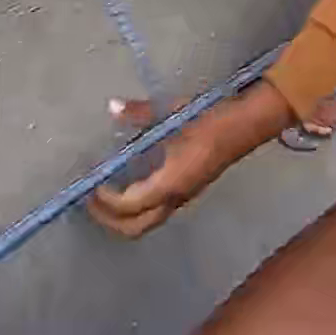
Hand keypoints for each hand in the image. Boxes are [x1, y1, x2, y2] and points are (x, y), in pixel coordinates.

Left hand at [88, 83, 297, 237]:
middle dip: (109, 219)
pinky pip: (156, 210)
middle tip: (89, 201)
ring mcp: (183, 197)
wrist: (246, 125)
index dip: (107, 200)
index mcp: (170, 182)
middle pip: (136, 227)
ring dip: (122, 216)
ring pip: (147, 222)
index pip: (130, 204)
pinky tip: (127, 185)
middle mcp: (175, 197)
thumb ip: (140, 112)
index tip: (91, 184)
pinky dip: (136, 207)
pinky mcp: (187, 191)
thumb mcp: (172, 112)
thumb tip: (113, 107)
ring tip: (103, 197)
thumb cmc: (209, 118)